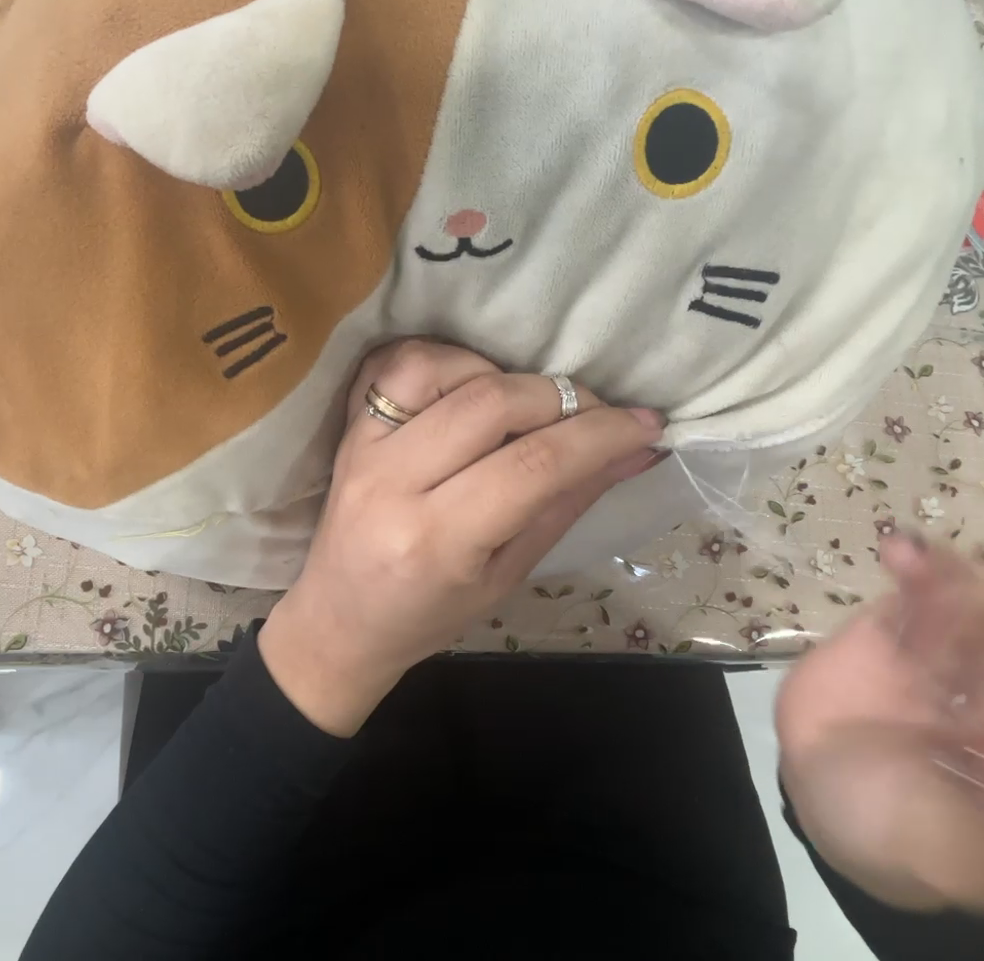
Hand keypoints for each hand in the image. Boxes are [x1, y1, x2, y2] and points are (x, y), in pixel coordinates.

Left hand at [259, 339, 665, 735]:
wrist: (340, 621)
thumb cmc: (428, 615)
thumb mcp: (506, 576)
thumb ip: (566, 505)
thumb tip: (634, 451)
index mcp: (436, 541)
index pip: (532, 465)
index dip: (599, 435)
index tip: (644, 423)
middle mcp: (392, 484)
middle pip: (490, 404)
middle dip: (559, 398)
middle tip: (592, 416)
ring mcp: (362, 449)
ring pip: (440, 369)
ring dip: (500, 375)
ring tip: (525, 407)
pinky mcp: (348, 428)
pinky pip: (396, 364)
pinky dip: (446, 361)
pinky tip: (470, 387)